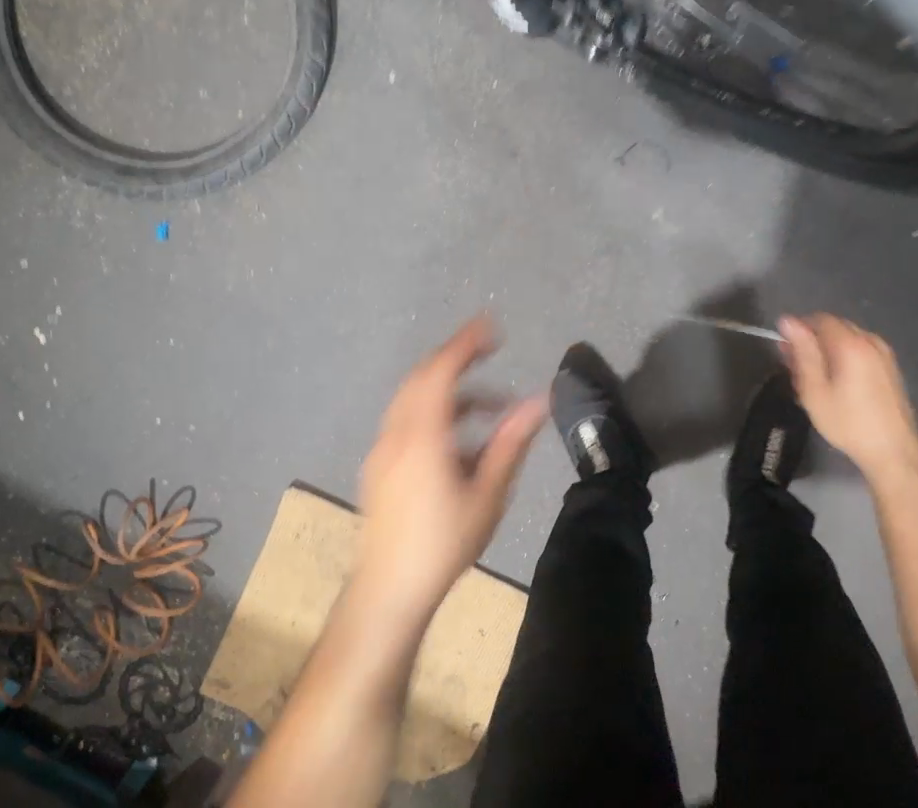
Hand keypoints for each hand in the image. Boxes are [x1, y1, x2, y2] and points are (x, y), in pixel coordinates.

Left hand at [355, 315, 547, 618]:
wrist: (388, 591)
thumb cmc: (444, 543)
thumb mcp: (488, 493)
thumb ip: (512, 442)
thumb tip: (539, 400)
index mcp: (422, 435)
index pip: (442, 371)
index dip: (465, 343)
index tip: (491, 326)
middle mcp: (396, 434)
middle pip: (422, 379)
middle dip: (456, 360)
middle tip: (490, 352)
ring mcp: (382, 452)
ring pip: (412, 402)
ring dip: (449, 392)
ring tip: (490, 408)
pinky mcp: (378, 470)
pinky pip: (405, 423)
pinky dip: (434, 414)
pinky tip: (461, 443)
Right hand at [778, 314, 917, 484]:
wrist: (892, 450)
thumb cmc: (847, 423)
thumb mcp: (815, 390)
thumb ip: (802, 352)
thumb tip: (787, 321)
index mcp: (851, 344)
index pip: (819, 319)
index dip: (799, 331)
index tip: (786, 353)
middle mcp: (871, 341)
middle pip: (835, 328)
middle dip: (813, 342)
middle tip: (796, 370)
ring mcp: (884, 354)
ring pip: (848, 341)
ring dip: (828, 352)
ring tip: (815, 382)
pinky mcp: (890, 368)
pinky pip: (861, 351)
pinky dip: (845, 359)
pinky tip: (838, 385)